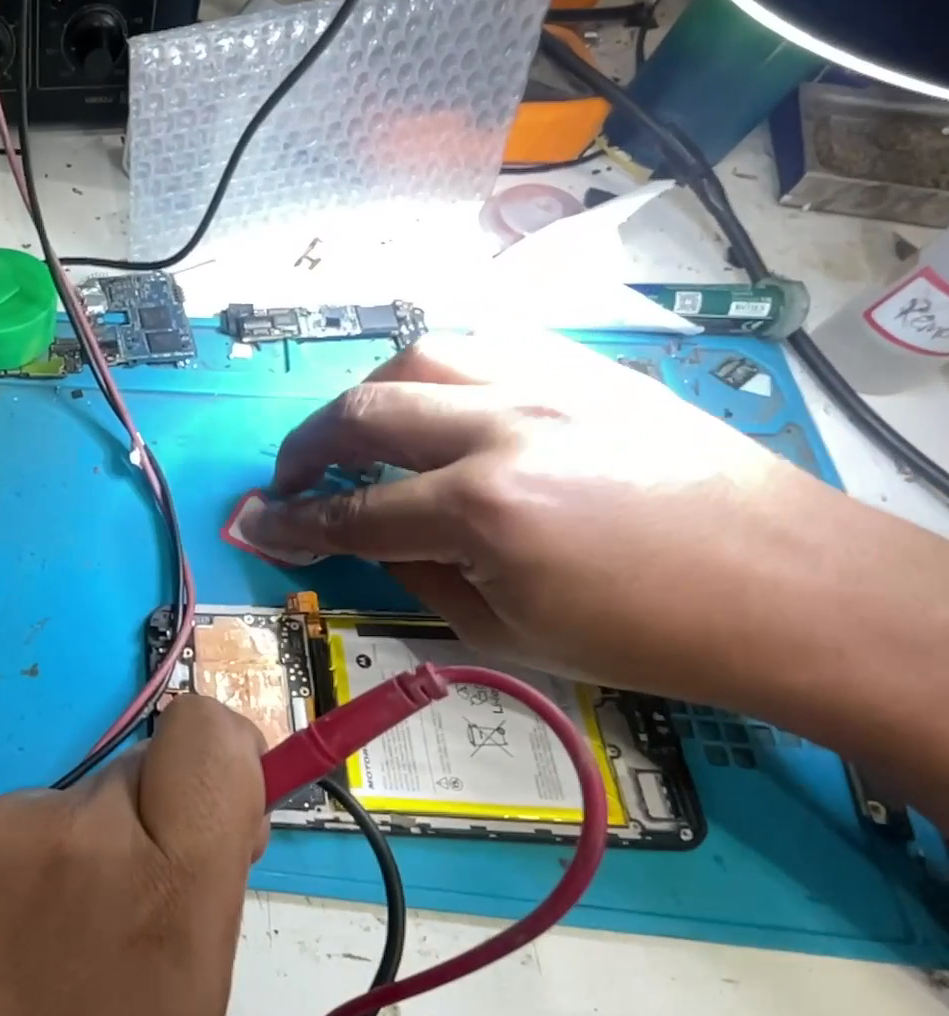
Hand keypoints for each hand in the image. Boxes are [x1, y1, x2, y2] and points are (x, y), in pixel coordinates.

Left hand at [0, 695, 267, 1015]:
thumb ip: (191, 915)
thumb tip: (192, 857)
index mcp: (156, 894)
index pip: (207, 741)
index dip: (220, 755)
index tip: (211, 806)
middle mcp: (67, 834)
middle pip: (129, 781)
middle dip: (133, 839)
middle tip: (107, 927)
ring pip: (55, 810)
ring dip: (56, 864)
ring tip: (23, 958)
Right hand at [240, 330, 881, 709]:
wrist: (791, 590)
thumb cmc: (642, 636)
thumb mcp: (500, 631)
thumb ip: (411, 571)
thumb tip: (353, 539)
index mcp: (481, 512)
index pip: (351, 512)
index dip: (291, 523)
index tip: (255, 523)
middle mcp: (503, 429)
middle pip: (363, 414)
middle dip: (305, 448)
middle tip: (292, 478)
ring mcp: (550, 387)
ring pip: (417, 359)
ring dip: (364, 398)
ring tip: (357, 433)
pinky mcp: (589, 371)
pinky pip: (485, 349)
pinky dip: (435, 376)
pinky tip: (434, 406)